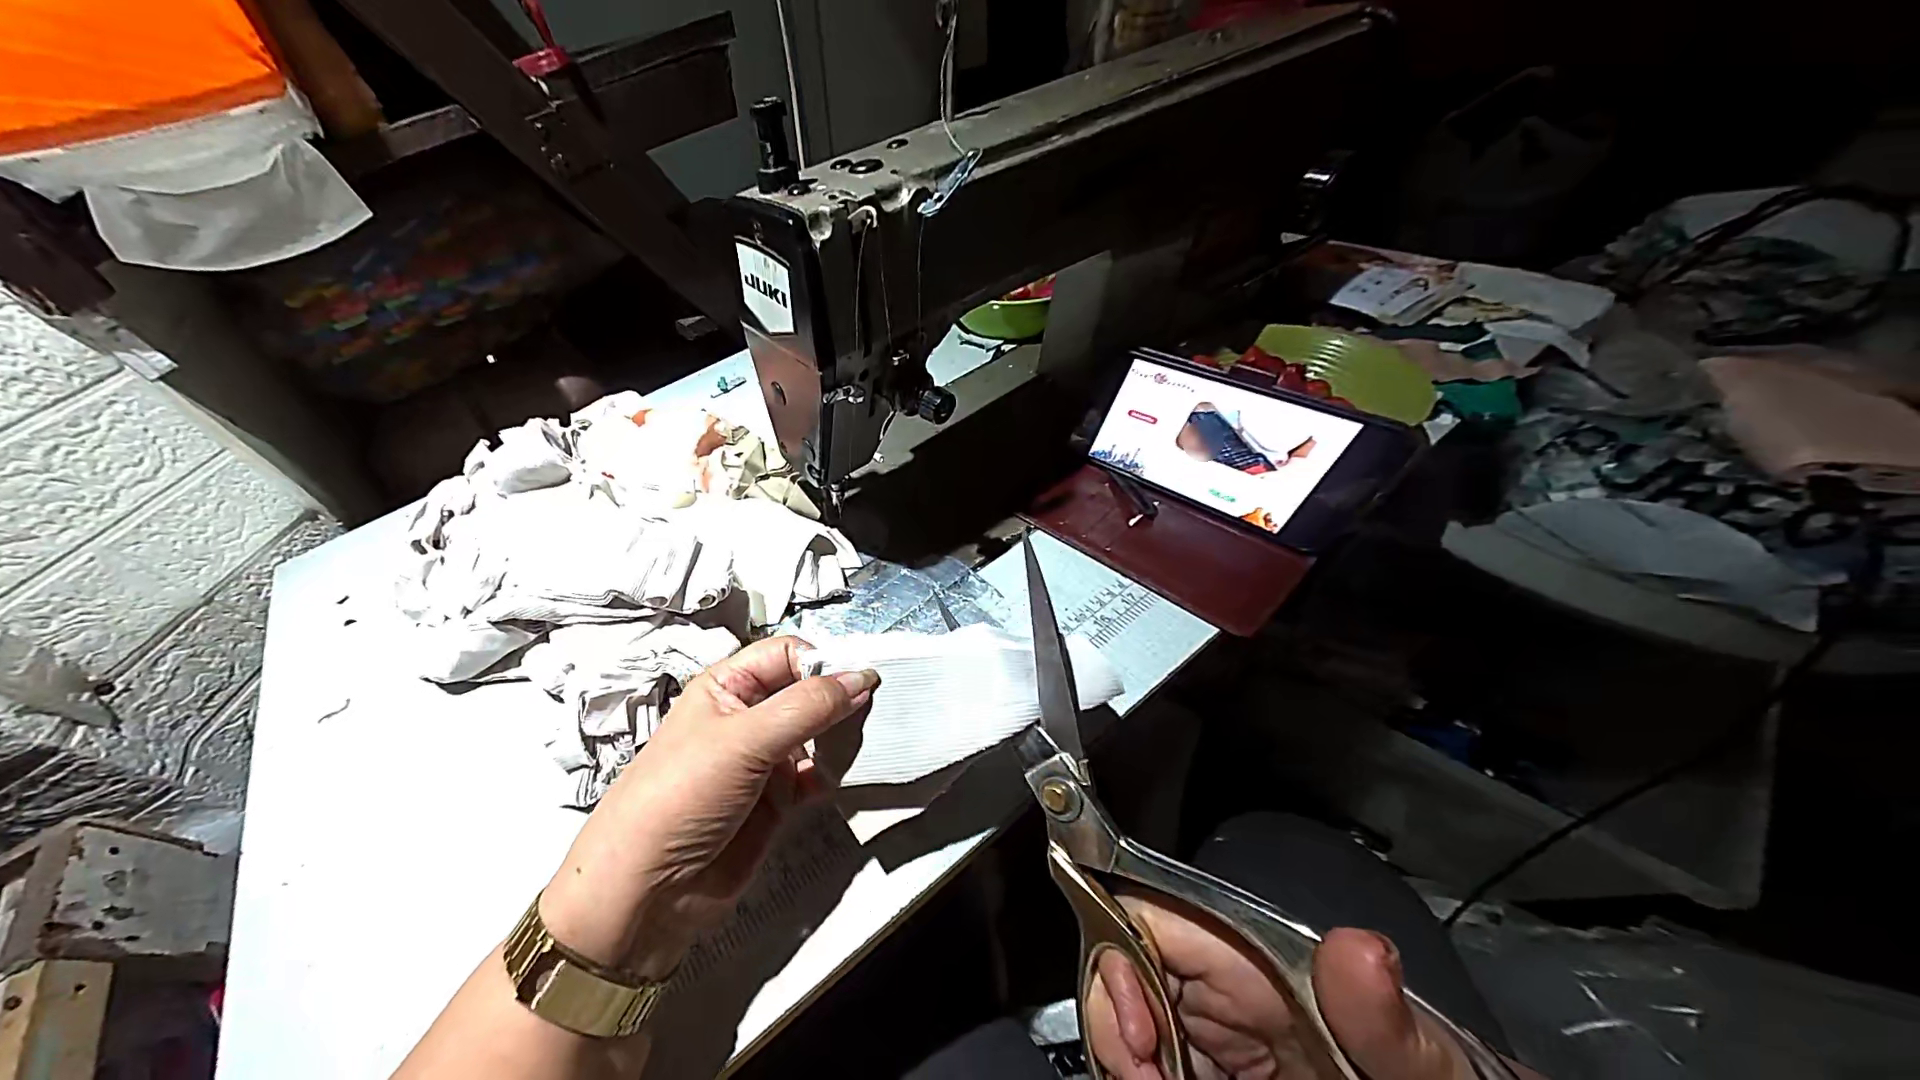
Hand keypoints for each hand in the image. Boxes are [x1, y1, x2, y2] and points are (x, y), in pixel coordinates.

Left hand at [537, 637, 876, 978]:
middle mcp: (748, 717)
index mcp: (727, 687)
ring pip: (820, 731)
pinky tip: (854, 771)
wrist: (647, 896)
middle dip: (840, 695)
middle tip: (874, 706)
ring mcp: (765, 759)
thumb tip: (860, 679)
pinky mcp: (779, 798)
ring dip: (844, 733)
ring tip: (871, 737)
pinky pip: (821, 773)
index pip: (787, 654)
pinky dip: (840, 771)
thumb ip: (807, 707)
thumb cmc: (675, 800)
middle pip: (809, 690)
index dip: (822, 662)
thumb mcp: (743, 741)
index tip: (856, 680)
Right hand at [1086, 893, 1472, 1079]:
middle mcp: (1228, 982)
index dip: (1119, 960)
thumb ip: (1391, 1019)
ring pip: (1133, 1021)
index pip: (1150, 916)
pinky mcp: (1221, 1066)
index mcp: (1257, 956)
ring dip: (1130, 1060)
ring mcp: (1221, 1029)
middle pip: (1125, 970)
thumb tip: (1360, 951)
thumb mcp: (1431, 1066)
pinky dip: (1146, 1074)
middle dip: (1117, 1027)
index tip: (1136, 1037)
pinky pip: (1159, 1060)